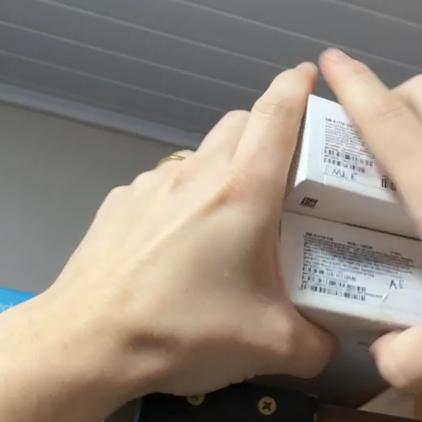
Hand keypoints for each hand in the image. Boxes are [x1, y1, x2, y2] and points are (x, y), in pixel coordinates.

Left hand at [35, 64, 333, 396]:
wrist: (88, 342)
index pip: (277, 114)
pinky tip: (179, 244)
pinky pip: (163, 184)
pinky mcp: (120, 203)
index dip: (298, 86)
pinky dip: (182, 198)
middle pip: (240, 122)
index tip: (310, 74)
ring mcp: (151, 184)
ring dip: (224, 167)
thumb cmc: (184, 331)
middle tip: (286, 167)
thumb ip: (318, 343)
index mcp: (243, 192)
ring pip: (200, 153)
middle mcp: (197, 174)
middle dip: (267, 129)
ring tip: (231, 216)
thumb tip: (334, 346)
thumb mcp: (270, 346)